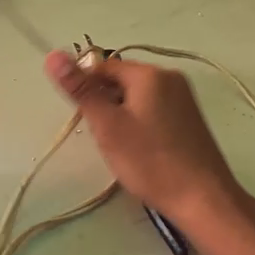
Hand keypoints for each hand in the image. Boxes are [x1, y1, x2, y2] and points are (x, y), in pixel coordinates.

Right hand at [44, 51, 249, 227]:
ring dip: (121, 117)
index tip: (84, 120)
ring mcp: (184, 98)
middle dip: (105, 105)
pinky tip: (141, 151)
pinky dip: (140, 125)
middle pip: (121, 81)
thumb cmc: (150, 162)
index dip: (86, 90)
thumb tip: (52, 55)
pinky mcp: (190, 119)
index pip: (102, 67)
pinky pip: (154, 111)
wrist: (203, 199)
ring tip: (122, 147)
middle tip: (104, 138)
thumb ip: (80, 89)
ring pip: (137, 98)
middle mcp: (171, 78)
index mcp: (150, 73)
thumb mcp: (107, 125)